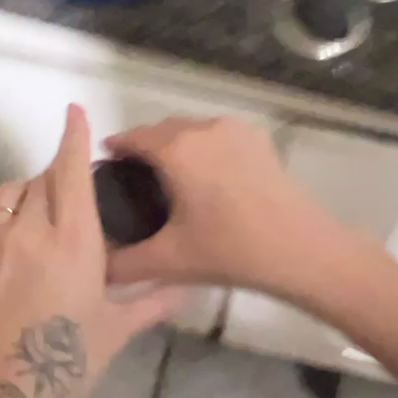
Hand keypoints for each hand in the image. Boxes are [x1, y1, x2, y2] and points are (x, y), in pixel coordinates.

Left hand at [0, 105, 183, 397]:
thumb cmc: (66, 366)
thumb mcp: (114, 333)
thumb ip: (152, 304)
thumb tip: (186, 290)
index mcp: (73, 242)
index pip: (71, 173)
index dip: (73, 138)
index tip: (75, 111)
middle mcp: (32, 231)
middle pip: (43, 178)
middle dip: (61, 169)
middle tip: (82, 185)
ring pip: (14, 192)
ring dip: (34, 186)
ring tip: (52, 204)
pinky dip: (14, 208)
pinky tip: (28, 235)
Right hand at [103, 116, 350, 294]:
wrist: (300, 249)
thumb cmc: (230, 250)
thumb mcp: (169, 261)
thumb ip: (124, 264)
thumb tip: (97, 269)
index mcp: (176, 149)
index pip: (133, 137)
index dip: (116, 148)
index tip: (106, 165)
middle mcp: (203, 128)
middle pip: (163, 129)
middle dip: (145, 146)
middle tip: (134, 177)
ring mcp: (235, 131)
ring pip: (193, 130)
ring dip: (176, 144)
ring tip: (169, 176)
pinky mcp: (259, 141)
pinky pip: (219, 135)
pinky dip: (204, 147)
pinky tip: (207, 176)